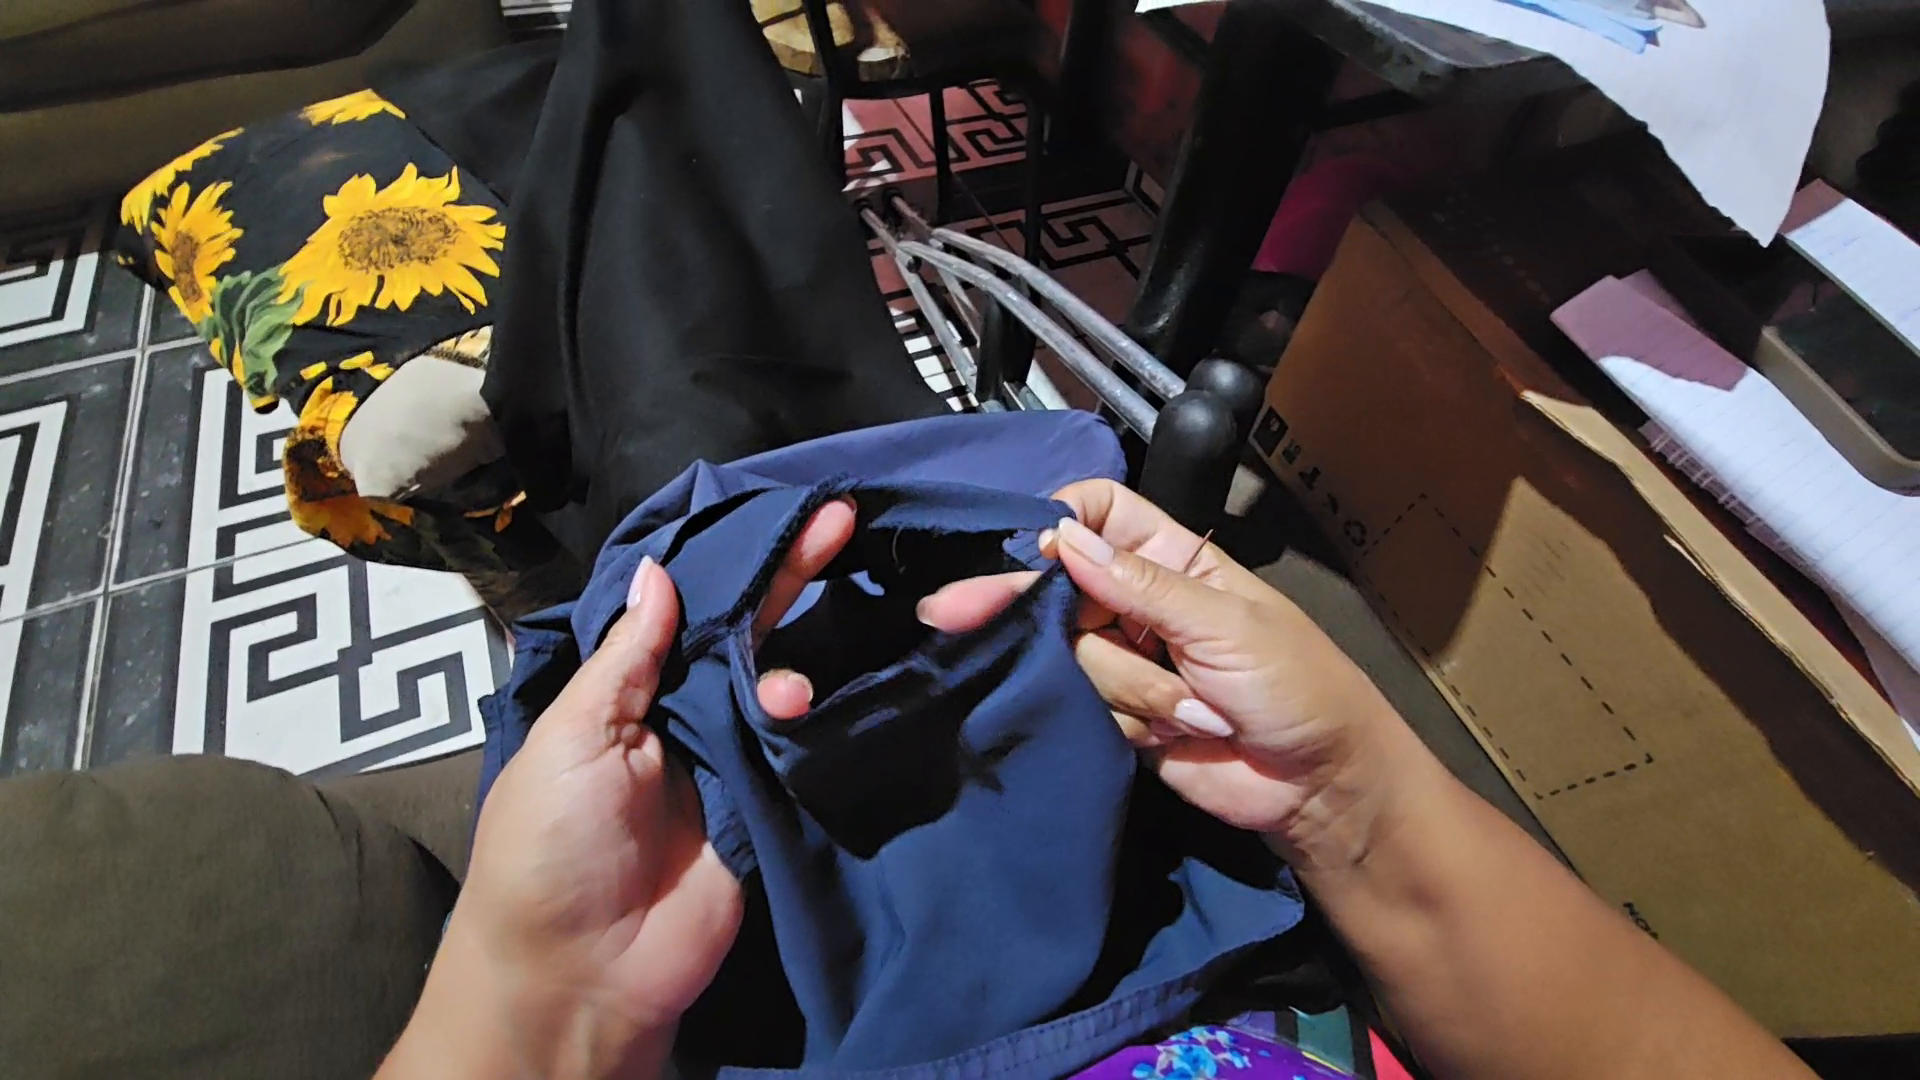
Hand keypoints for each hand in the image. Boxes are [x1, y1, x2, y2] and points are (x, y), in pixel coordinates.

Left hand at [382, 500, 857, 1079]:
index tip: (786, 512)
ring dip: (800, 663)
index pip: (700, 605)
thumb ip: (624, 660)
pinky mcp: (778, 795)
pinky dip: (825, 714)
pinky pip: (809, 743)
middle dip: (796, 573)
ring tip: (786, 695)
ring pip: (789, 679)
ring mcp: (743, 751)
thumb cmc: (550, 848)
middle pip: (756, 627)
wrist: (584, 978)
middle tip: (842, 520)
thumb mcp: (570, 740)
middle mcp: (697, 707)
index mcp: (641, 687)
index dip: (740, 558)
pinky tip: (834, 692)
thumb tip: (658, 571)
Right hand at [917, 480, 1419, 869]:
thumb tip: (1062, 539)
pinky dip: (1125, 719)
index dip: (1062, 526)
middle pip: (1057, 586)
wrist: (1318, 790)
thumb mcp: (1226, 624)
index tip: (1042, 553)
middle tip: (945, 610)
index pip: (1096, 514)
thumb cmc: (1296, 686)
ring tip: (1195, 708)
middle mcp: (1134, 601)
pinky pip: (1081, 702)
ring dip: (1129, 688)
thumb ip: (1140, 584)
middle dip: (1018, 601)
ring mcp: (1120, 658)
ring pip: (1071, 655)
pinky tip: (1171, 732)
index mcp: (1168, 558)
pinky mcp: (1112, 710)